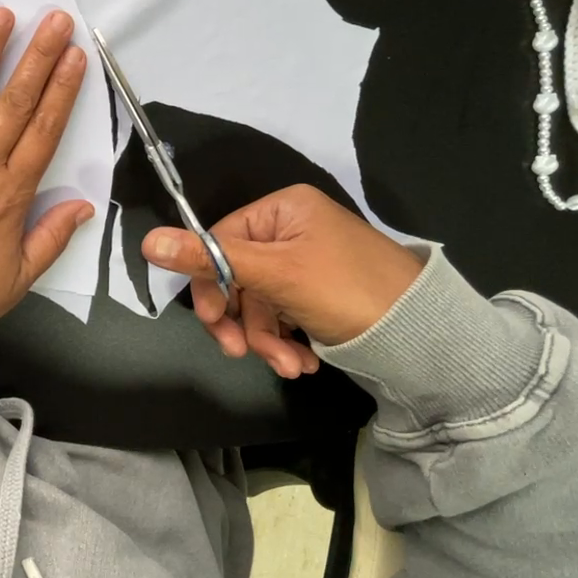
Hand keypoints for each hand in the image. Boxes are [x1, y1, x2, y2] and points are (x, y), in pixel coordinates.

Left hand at [0, 8, 94, 339]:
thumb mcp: (19, 279)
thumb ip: (52, 238)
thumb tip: (84, 205)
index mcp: (12, 194)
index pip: (45, 131)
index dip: (64, 91)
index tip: (77, 56)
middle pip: (15, 104)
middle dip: (37, 58)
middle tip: (54, 19)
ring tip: (0, 16)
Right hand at [142, 184, 424, 377]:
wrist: (429, 340)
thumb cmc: (345, 292)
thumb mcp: (272, 274)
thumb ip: (208, 258)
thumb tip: (147, 241)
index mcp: (282, 210)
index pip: (219, 242)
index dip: (210, 285)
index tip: (211, 323)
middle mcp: (293, 230)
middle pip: (237, 276)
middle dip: (241, 321)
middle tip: (241, 353)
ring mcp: (308, 262)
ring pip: (258, 302)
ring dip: (264, 339)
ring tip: (289, 366)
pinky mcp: (320, 293)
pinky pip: (282, 314)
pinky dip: (284, 340)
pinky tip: (300, 363)